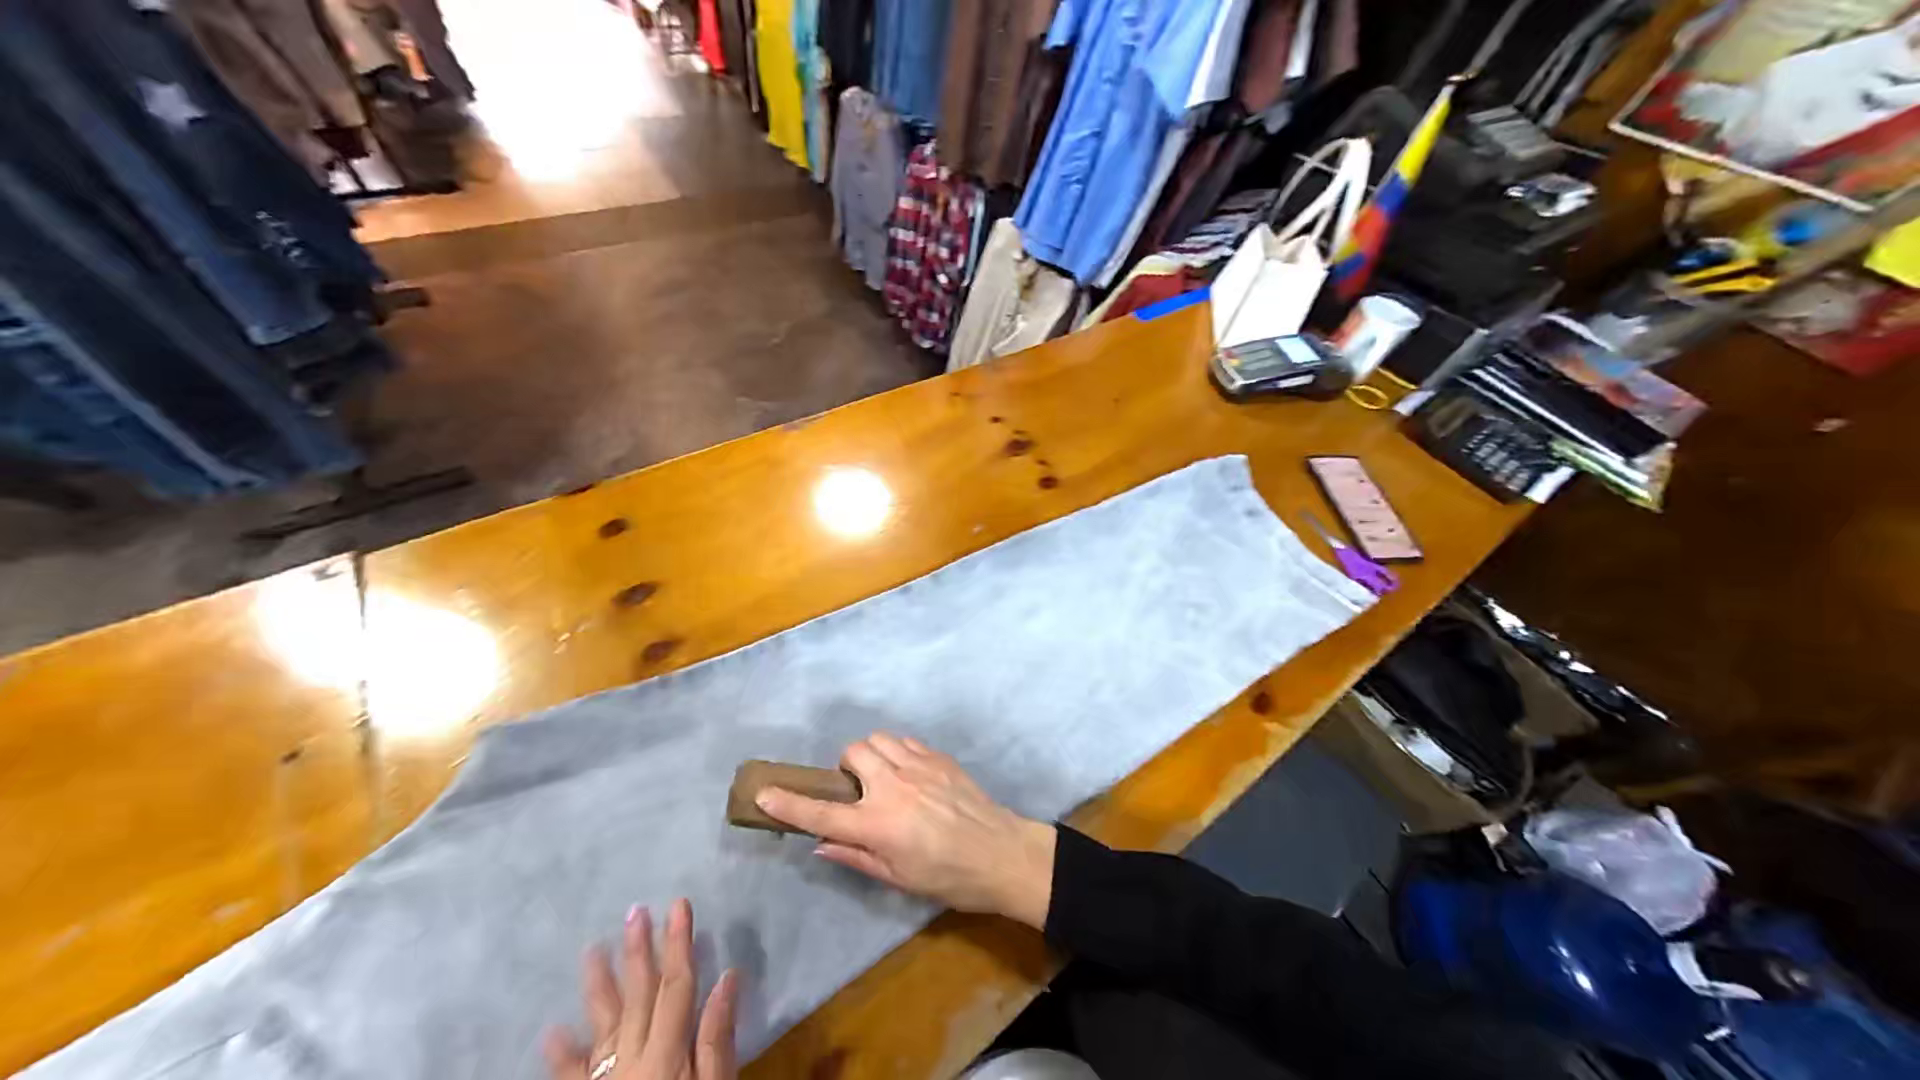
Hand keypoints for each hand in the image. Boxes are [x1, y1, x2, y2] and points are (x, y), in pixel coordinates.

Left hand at [543, 899, 737, 1079]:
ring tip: (590, 949)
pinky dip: (561, 1056)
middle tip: (634, 910)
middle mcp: (631, 1063)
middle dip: (638, 952)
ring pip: (601, 1027)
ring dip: (597, 987)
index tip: (679, 905)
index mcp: (666, 1057)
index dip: (679, 943)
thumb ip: (717, 1041)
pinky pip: (570, 1079)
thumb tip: (727, 977)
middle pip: (637, 998)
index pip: (676, 986)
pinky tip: (550, 1032)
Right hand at [754, 734, 1057, 928]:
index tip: (764, 792)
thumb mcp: (897, 879)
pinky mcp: (938, 756)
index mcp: (878, 825)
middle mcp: (892, 786)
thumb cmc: (948, 878)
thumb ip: (855, 857)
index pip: (821, 814)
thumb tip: (820, 844)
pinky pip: (905, 741)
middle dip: (846, 768)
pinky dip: (897, 751)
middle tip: (858, 791)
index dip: (789, 804)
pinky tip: (909, 773)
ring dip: (870, 754)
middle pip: (851, 753)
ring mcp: (917, 765)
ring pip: (878, 739)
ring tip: (882, 778)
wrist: (1001, 853)